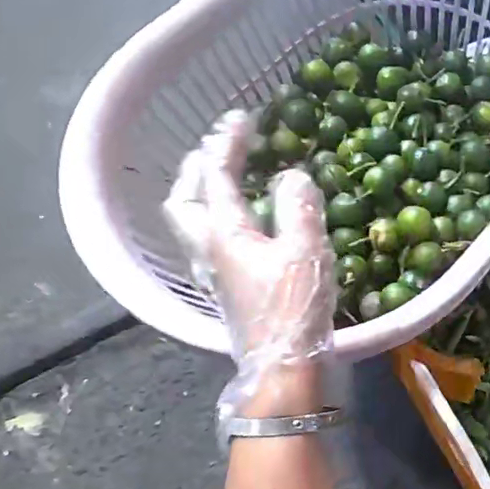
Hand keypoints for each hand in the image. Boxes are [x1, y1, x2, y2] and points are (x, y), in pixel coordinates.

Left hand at [165, 112, 333, 421]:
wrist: (283, 371)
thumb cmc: (292, 309)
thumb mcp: (305, 250)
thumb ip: (298, 206)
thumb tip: (291, 176)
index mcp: (224, 233)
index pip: (217, 176)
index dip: (228, 143)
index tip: (242, 118)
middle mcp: (209, 250)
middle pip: (184, 201)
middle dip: (196, 170)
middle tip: (217, 151)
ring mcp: (215, 273)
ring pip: (192, 224)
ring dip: (202, 194)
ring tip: (226, 181)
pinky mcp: (228, 291)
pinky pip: (210, 243)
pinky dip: (219, 220)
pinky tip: (244, 226)